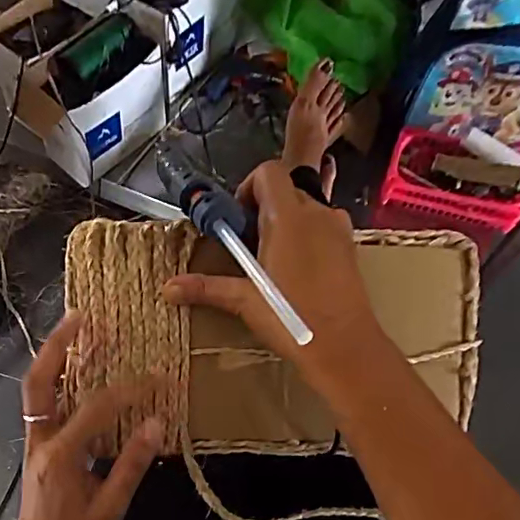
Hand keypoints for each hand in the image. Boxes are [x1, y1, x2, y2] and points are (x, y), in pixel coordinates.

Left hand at [0, 311, 162, 519]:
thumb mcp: (110, 507)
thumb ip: (132, 464)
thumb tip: (157, 423)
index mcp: (61, 455)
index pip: (98, 409)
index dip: (130, 391)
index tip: (158, 379)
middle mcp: (40, 439)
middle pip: (41, 381)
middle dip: (60, 345)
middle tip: (82, 316)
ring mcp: (33, 439)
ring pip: (35, 387)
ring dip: (54, 354)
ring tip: (75, 327)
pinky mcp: (35, 443)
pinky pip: (41, 400)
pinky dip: (54, 376)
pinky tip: (73, 364)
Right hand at [161, 160, 391, 387]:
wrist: (345, 346)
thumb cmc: (293, 318)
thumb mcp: (245, 301)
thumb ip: (207, 288)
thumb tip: (168, 288)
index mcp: (287, 216)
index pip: (267, 173)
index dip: (247, 189)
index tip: (237, 221)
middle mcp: (317, 213)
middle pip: (285, 191)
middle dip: (263, 212)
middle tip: (249, 248)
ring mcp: (338, 230)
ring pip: (306, 212)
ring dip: (286, 227)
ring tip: (273, 264)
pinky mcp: (350, 250)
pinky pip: (323, 231)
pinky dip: (307, 241)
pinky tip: (298, 275)